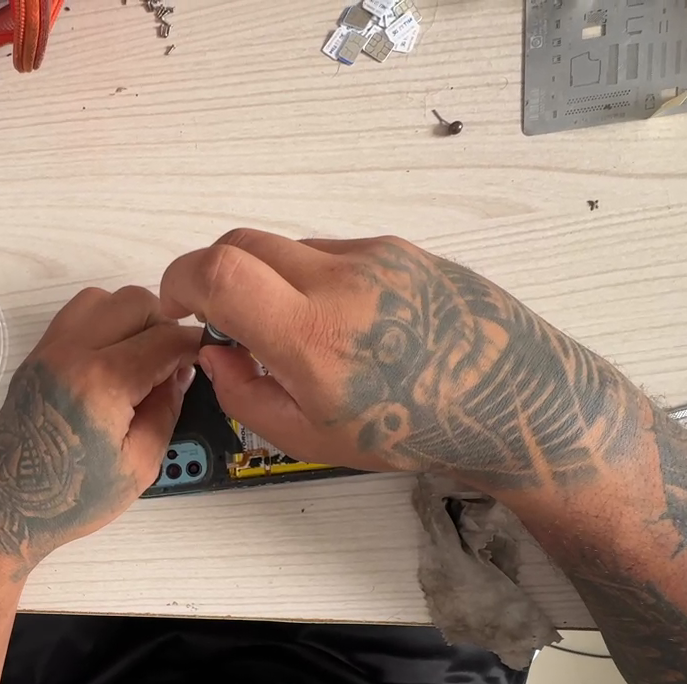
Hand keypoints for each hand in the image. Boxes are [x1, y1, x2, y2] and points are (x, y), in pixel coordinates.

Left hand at [0, 286, 197, 571]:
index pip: (166, 337)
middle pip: (135, 302)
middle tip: (170, 364)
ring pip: (102, 299)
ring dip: (129, 318)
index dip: (195, 345)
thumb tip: (181, 371)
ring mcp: (47, 351)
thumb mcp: (138, 466)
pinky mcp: (34, 359)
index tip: (207, 358)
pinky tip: (110, 361)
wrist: (5, 509)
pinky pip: (74, 317)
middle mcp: (71, 352)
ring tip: (139, 359)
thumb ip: (166, 410)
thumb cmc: (73, 498)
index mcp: (102, 381)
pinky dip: (100, 325)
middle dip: (163, 325)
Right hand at [158, 231, 644, 492]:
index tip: (176, 307)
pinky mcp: (398, 249)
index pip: (218, 271)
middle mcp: (340, 280)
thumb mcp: (305, 437)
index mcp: (310, 336)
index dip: (178, 281)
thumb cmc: (406, 432)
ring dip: (261, 280)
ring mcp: (374, 256)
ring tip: (286, 331)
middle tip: (216, 318)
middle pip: (240, 242)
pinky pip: (327, 251)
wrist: (510, 403)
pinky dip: (304, 278)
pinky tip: (331, 322)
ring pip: (284, 247)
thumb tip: (212, 352)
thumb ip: (242, 393)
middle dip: (210, 274)